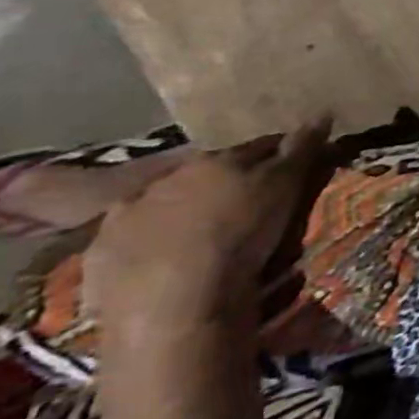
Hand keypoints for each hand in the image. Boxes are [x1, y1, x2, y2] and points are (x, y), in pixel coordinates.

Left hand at [85, 120, 330, 335]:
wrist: (174, 305)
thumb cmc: (240, 233)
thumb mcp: (285, 186)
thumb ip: (302, 148)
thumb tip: (322, 112)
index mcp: (212, 158)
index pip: (255, 148)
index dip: (277, 156)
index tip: (292, 170)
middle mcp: (164, 179)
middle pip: (204, 175)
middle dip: (221, 185)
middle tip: (244, 207)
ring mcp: (123, 220)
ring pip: (161, 208)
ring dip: (178, 215)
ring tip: (200, 240)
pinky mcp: (96, 262)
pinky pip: (127, 248)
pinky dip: (144, 251)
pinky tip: (159, 267)